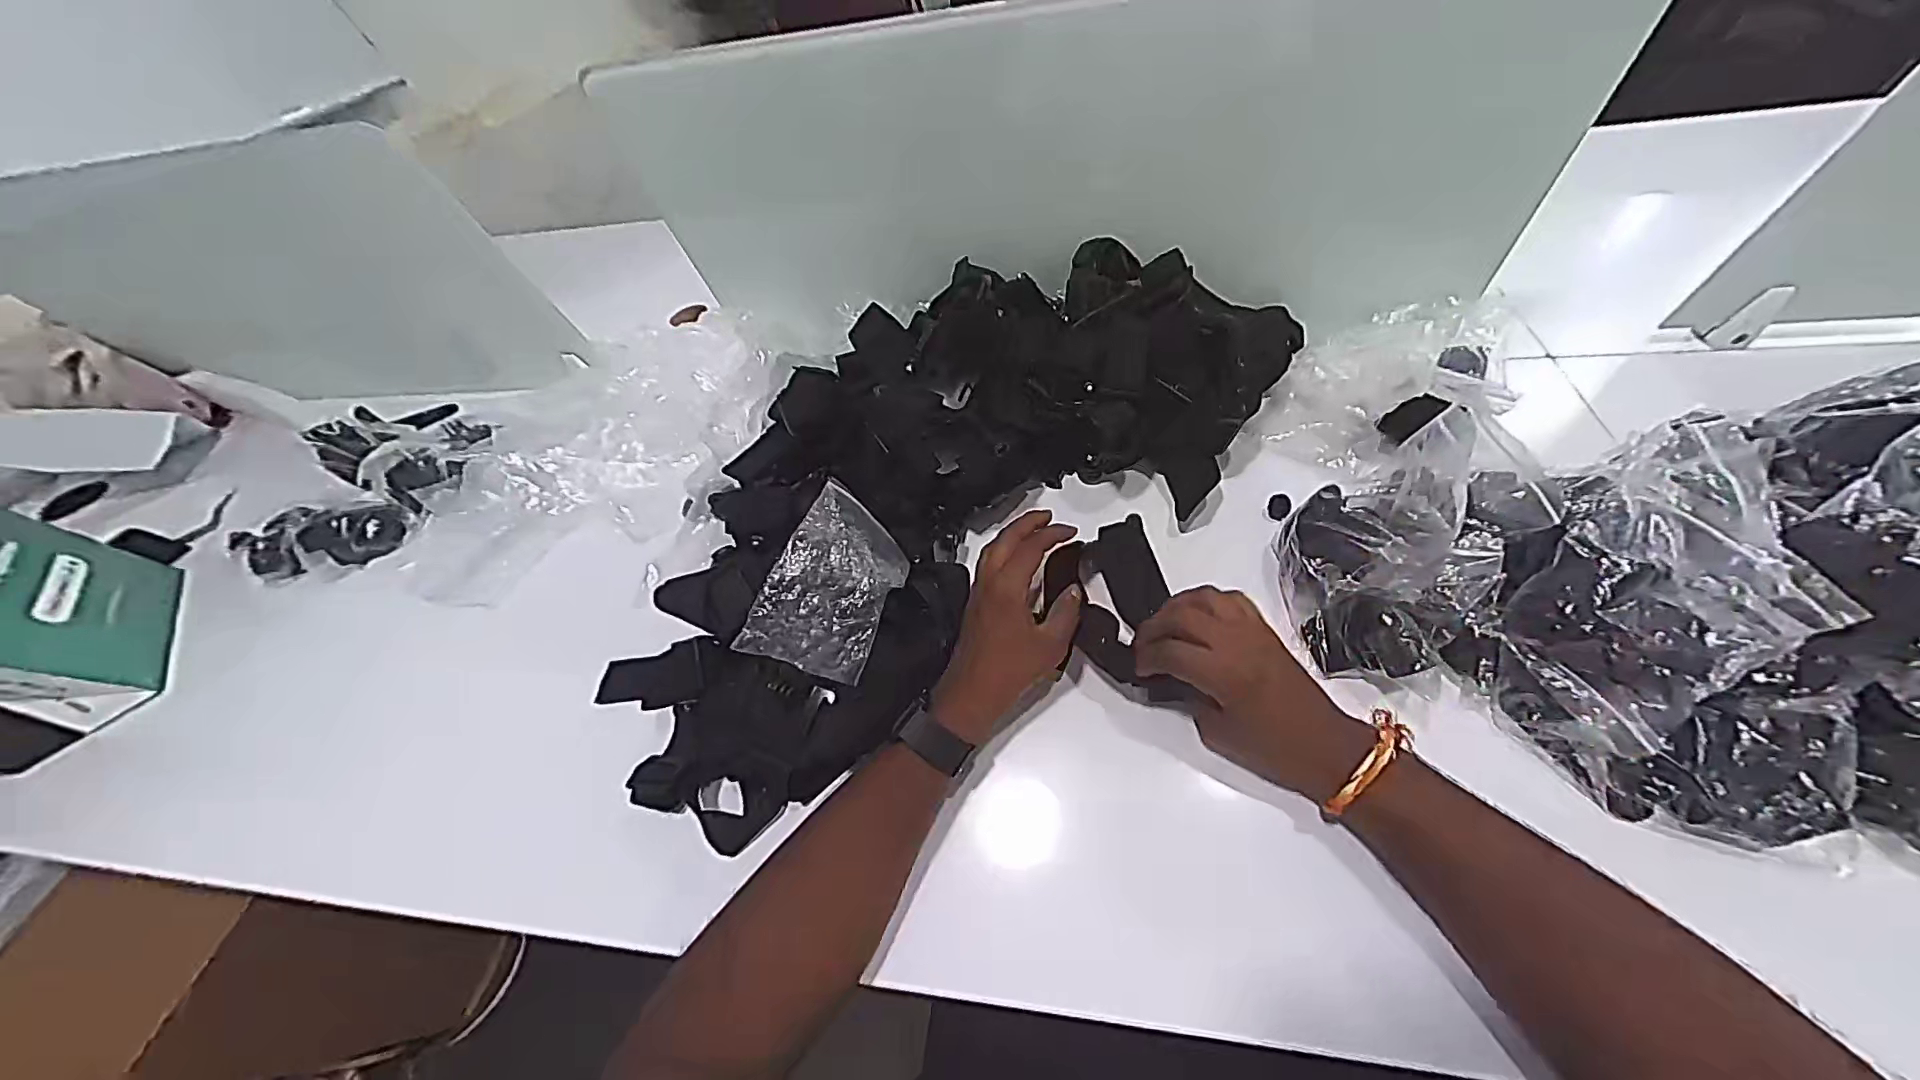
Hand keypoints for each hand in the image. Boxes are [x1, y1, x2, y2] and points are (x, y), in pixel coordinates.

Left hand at [929, 510, 1082, 743]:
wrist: (973, 692)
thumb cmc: (1005, 673)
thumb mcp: (1051, 644)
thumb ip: (1065, 612)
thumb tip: (1072, 593)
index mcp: (1007, 587)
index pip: (1031, 547)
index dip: (1053, 535)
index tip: (1069, 533)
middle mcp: (988, 584)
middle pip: (1006, 539)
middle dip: (1028, 523)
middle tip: (1048, 518)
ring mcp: (979, 593)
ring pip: (993, 550)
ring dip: (1013, 535)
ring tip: (1032, 532)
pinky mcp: (975, 604)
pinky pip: (988, 565)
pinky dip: (1004, 553)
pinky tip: (1017, 563)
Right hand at [1134, 587, 1371, 801]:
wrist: (1325, 747)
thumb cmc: (1277, 748)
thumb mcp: (1217, 733)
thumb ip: (1189, 699)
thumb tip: (1174, 680)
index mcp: (1225, 674)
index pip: (1169, 651)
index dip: (1145, 658)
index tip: (1139, 667)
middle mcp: (1238, 644)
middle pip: (1180, 616)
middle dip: (1152, 629)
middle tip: (1142, 645)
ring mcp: (1253, 632)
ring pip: (1203, 598)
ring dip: (1176, 607)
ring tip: (1164, 624)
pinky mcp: (1264, 630)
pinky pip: (1230, 600)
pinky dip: (1206, 601)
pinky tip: (1197, 615)